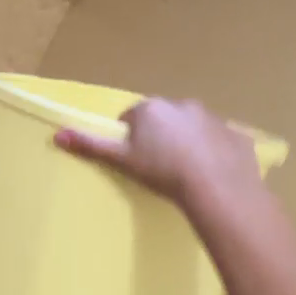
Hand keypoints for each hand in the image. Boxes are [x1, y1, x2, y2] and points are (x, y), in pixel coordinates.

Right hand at [54, 98, 268, 216]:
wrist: (219, 189)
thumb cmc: (162, 171)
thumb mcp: (121, 160)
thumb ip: (90, 145)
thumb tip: (56, 135)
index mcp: (151, 108)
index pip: (132, 117)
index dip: (131, 137)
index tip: (135, 157)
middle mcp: (182, 105)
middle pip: (163, 119)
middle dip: (160, 136)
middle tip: (158, 164)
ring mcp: (214, 119)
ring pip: (192, 127)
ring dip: (187, 141)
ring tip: (186, 170)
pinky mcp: (239, 135)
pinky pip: (220, 140)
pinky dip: (214, 151)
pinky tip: (211, 171)